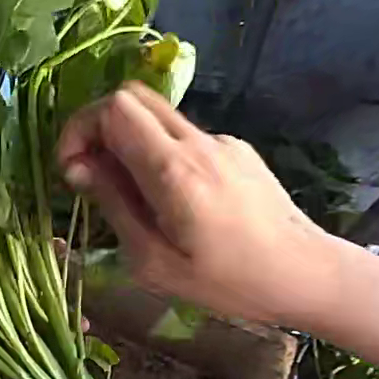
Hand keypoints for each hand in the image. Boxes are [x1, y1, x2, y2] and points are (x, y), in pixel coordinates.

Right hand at [57, 82, 359, 328]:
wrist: (307, 274)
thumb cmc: (228, 283)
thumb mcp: (154, 262)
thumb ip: (114, 207)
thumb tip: (79, 168)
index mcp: (172, 170)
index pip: (112, 109)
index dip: (80, 130)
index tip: (72, 170)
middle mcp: (197, 141)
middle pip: (132, 96)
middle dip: (98, 125)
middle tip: (91, 170)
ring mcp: (221, 141)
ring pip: (158, 114)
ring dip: (129, 140)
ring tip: (130, 192)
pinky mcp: (236, 149)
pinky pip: (184, 136)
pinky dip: (160, 153)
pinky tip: (172, 200)